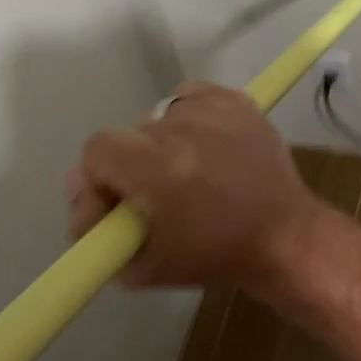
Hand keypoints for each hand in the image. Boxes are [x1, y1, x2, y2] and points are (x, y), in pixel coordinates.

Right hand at [66, 81, 321, 289]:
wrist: (281, 234)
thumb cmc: (211, 255)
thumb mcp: (138, 265)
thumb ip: (94, 227)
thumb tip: (80, 182)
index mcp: (159, 170)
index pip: (97, 146)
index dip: (99, 175)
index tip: (118, 200)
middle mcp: (185, 130)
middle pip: (130, 133)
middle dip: (133, 164)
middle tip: (157, 193)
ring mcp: (215, 111)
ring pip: (160, 115)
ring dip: (162, 142)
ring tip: (185, 170)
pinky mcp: (238, 101)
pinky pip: (190, 95)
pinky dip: (188, 115)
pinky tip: (201, 142)